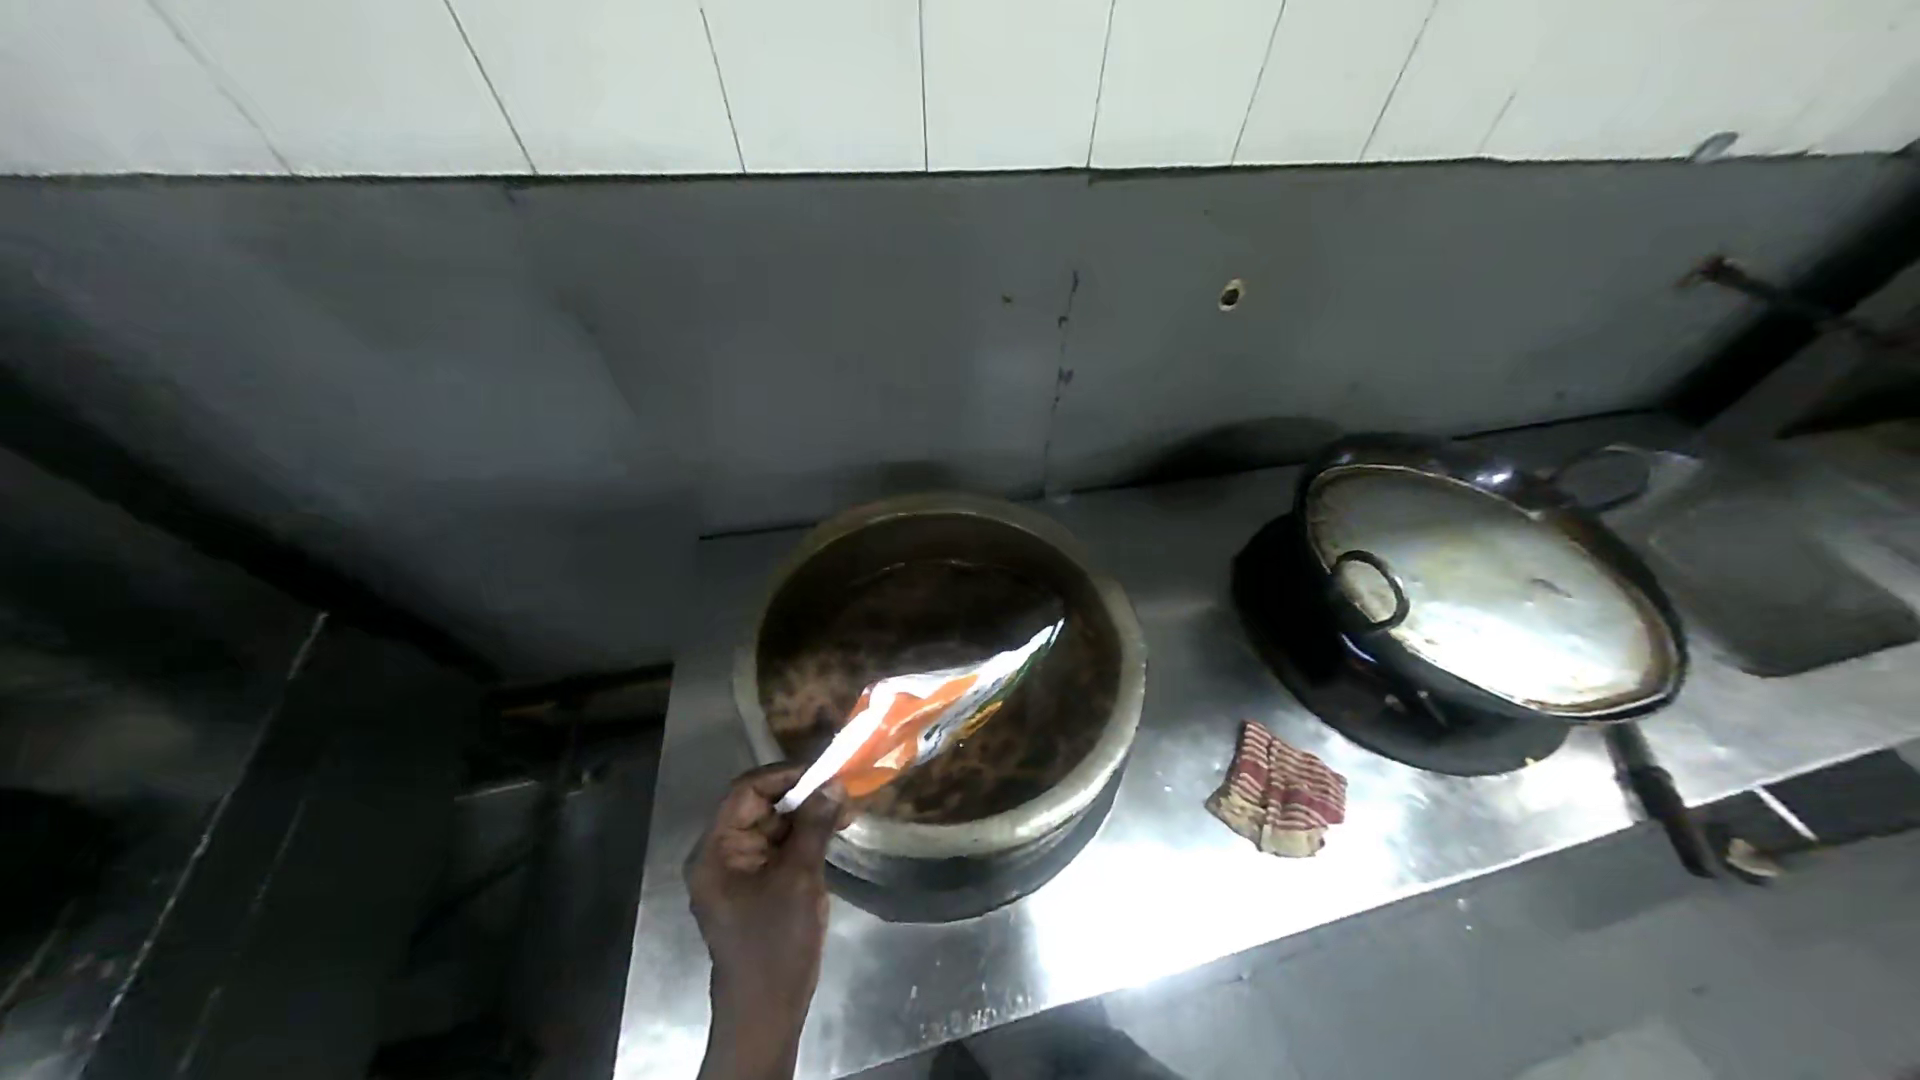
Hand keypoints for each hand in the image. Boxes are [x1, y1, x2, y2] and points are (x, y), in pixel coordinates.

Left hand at [688, 764, 847, 1079]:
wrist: (766, 1011)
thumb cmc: (776, 942)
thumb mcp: (799, 878)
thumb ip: (814, 825)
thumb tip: (834, 784)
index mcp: (716, 850)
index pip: (745, 792)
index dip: (783, 776)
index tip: (823, 774)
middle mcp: (722, 854)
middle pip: (760, 806)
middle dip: (802, 797)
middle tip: (842, 793)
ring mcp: (739, 870)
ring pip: (774, 825)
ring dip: (808, 816)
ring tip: (845, 812)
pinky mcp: (757, 884)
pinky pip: (780, 847)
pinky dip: (805, 837)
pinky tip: (834, 832)